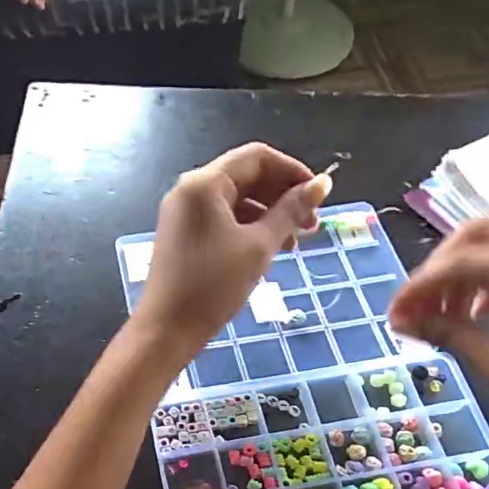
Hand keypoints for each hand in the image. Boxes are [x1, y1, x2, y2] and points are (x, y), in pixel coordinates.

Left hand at [133, 143, 331, 351]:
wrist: (167, 330)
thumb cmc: (213, 286)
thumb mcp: (258, 247)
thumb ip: (290, 212)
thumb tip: (321, 185)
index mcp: (205, 183)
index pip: (257, 158)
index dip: (293, 172)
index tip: (319, 198)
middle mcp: (190, 190)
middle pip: (246, 178)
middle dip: (282, 197)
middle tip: (311, 225)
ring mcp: (183, 214)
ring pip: (235, 202)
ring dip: (268, 216)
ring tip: (293, 244)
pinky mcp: (183, 237)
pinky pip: (221, 221)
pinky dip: (247, 230)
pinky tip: (266, 253)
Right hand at [388, 220, 488, 473]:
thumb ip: (456, 337)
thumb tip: (407, 320)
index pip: (470, 260)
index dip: (422, 285)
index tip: (393, 317)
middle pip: (485, 233)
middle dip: (440, 267)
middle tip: (416, 310)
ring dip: (463, 272)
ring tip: (443, 317)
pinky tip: (478, 314)